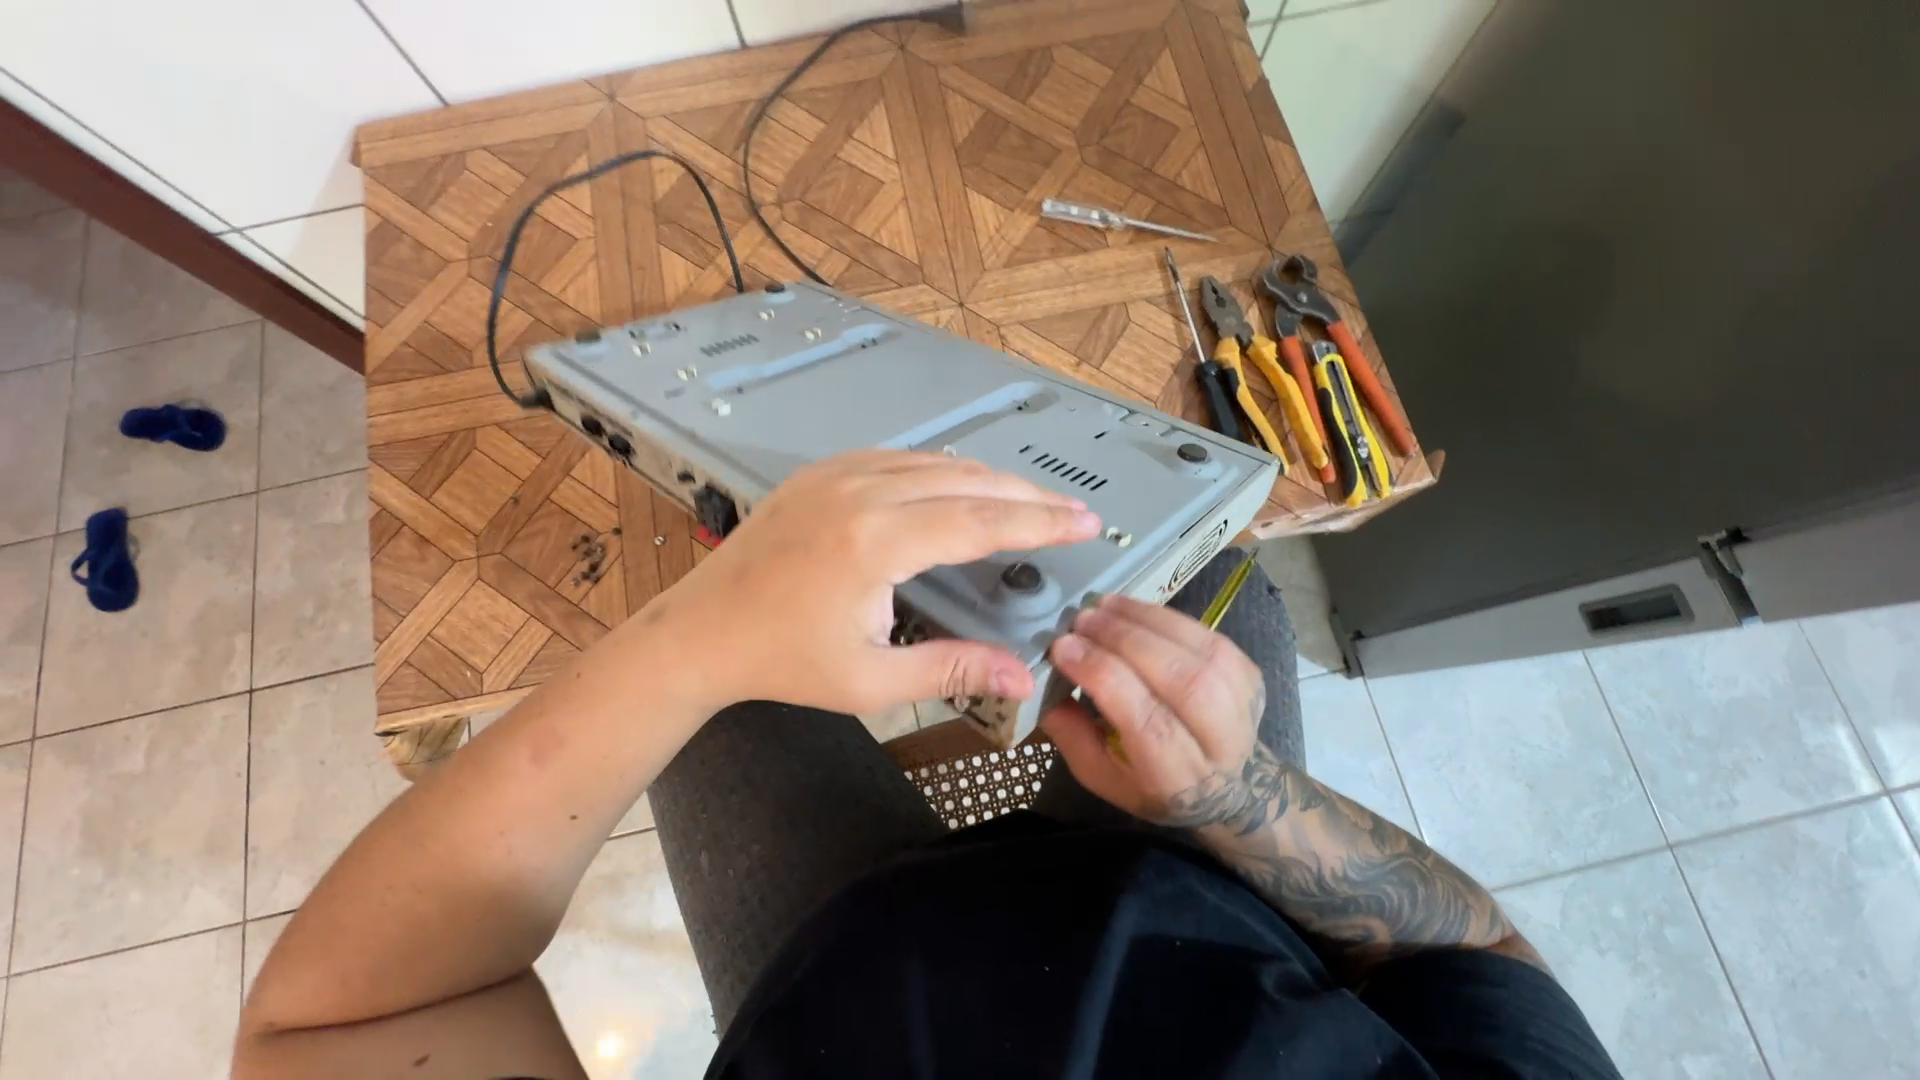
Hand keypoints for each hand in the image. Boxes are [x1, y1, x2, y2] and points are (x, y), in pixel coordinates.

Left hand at [655, 450, 1101, 716]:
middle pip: (969, 480)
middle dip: (1027, 495)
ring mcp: (837, 474)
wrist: (701, 631)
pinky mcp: (822, 472)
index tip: (1083, 521)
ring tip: (1027, 502)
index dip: (1041, 521)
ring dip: (988, 480)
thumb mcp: (871, 681)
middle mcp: (860, 492)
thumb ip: (952, 668)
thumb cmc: (778, 659)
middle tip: (1068, 512)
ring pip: (937, 462)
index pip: (983, 520)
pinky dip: (943, 471)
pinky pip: (900, 458)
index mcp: (875, 542)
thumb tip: (1020, 676)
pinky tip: (960, 488)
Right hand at [1040, 594, 1278, 832]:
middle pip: (1182, 682)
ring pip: (1201, 653)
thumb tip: (1046, 679)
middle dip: (1125, 641)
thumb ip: (1071, 734)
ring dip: (1147, 621)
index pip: (1147, 722)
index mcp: (1176, 777)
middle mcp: (1220, 744)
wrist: (1226, 789)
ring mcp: (1244, 707)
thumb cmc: (1150, 782)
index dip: (1104, 676)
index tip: (1063, 647)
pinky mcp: (1251, 676)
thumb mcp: (1100, 775)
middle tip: (1082, 620)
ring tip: (1104, 606)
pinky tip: (1134, 609)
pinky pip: (1210, 635)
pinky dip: (1168, 617)